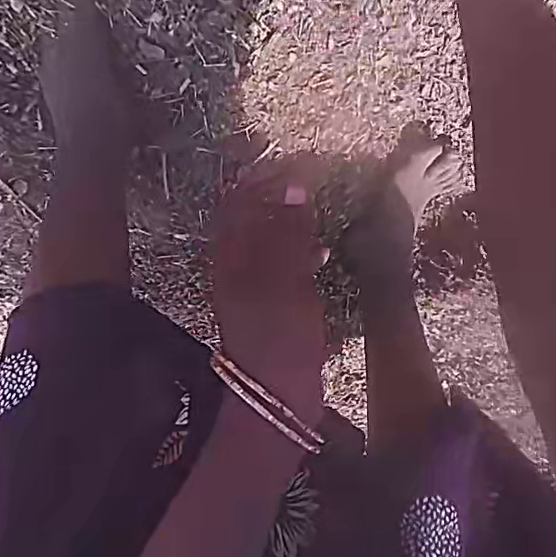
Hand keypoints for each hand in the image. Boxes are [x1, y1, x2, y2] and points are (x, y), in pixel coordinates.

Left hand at [209, 165, 327, 419]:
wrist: (276, 395)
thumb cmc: (279, 335)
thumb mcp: (286, 279)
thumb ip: (289, 232)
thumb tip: (295, 185)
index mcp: (231, 255)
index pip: (241, 198)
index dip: (268, 175)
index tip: (302, 161)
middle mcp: (236, 264)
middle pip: (254, 215)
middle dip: (281, 194)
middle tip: (315, 178)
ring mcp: (254, 284)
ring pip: (270, 237)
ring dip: (292, 219)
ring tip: (321, 208)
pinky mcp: (273, 301)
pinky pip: (284, 262)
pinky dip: (301, 250)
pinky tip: (324, 251)